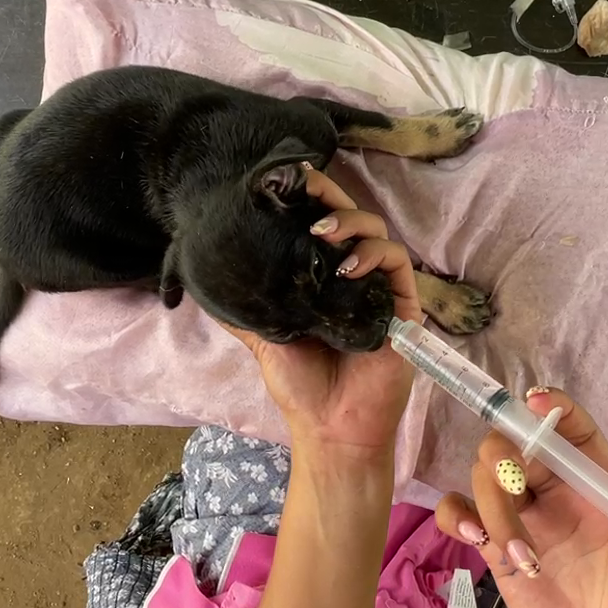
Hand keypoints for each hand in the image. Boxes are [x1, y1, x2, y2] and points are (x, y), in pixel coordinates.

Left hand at [215, 167, 423, 462]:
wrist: (331, 427)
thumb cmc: (301, 385)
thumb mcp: (264, 338)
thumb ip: (242, 311)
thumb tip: (204, 286)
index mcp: (325, 280)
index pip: (323, 227)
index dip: (312, 200)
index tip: (290, 180)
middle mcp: (355, 278)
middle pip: (353, 220)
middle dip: (332, 198)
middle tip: (309, 192)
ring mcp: (380, 290)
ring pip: (378, 233)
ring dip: (352, 223)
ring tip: (323, 232)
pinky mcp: (403, 307)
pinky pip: (396, 264)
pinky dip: (374, 254)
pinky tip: (348, 265)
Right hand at [435, 389, 607, 607]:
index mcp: (603, 493)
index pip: (576, 432)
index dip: (556, 408)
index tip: (537, 403)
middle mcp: (559, 496)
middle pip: (517, 442)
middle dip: (507, 454)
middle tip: (515, 487)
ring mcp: (524, 519)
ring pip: (486, 473)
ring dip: (492, 503)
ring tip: (518, 558)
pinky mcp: (495, 548)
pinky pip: (460, 511)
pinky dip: (457, 514)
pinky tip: (474, 539)